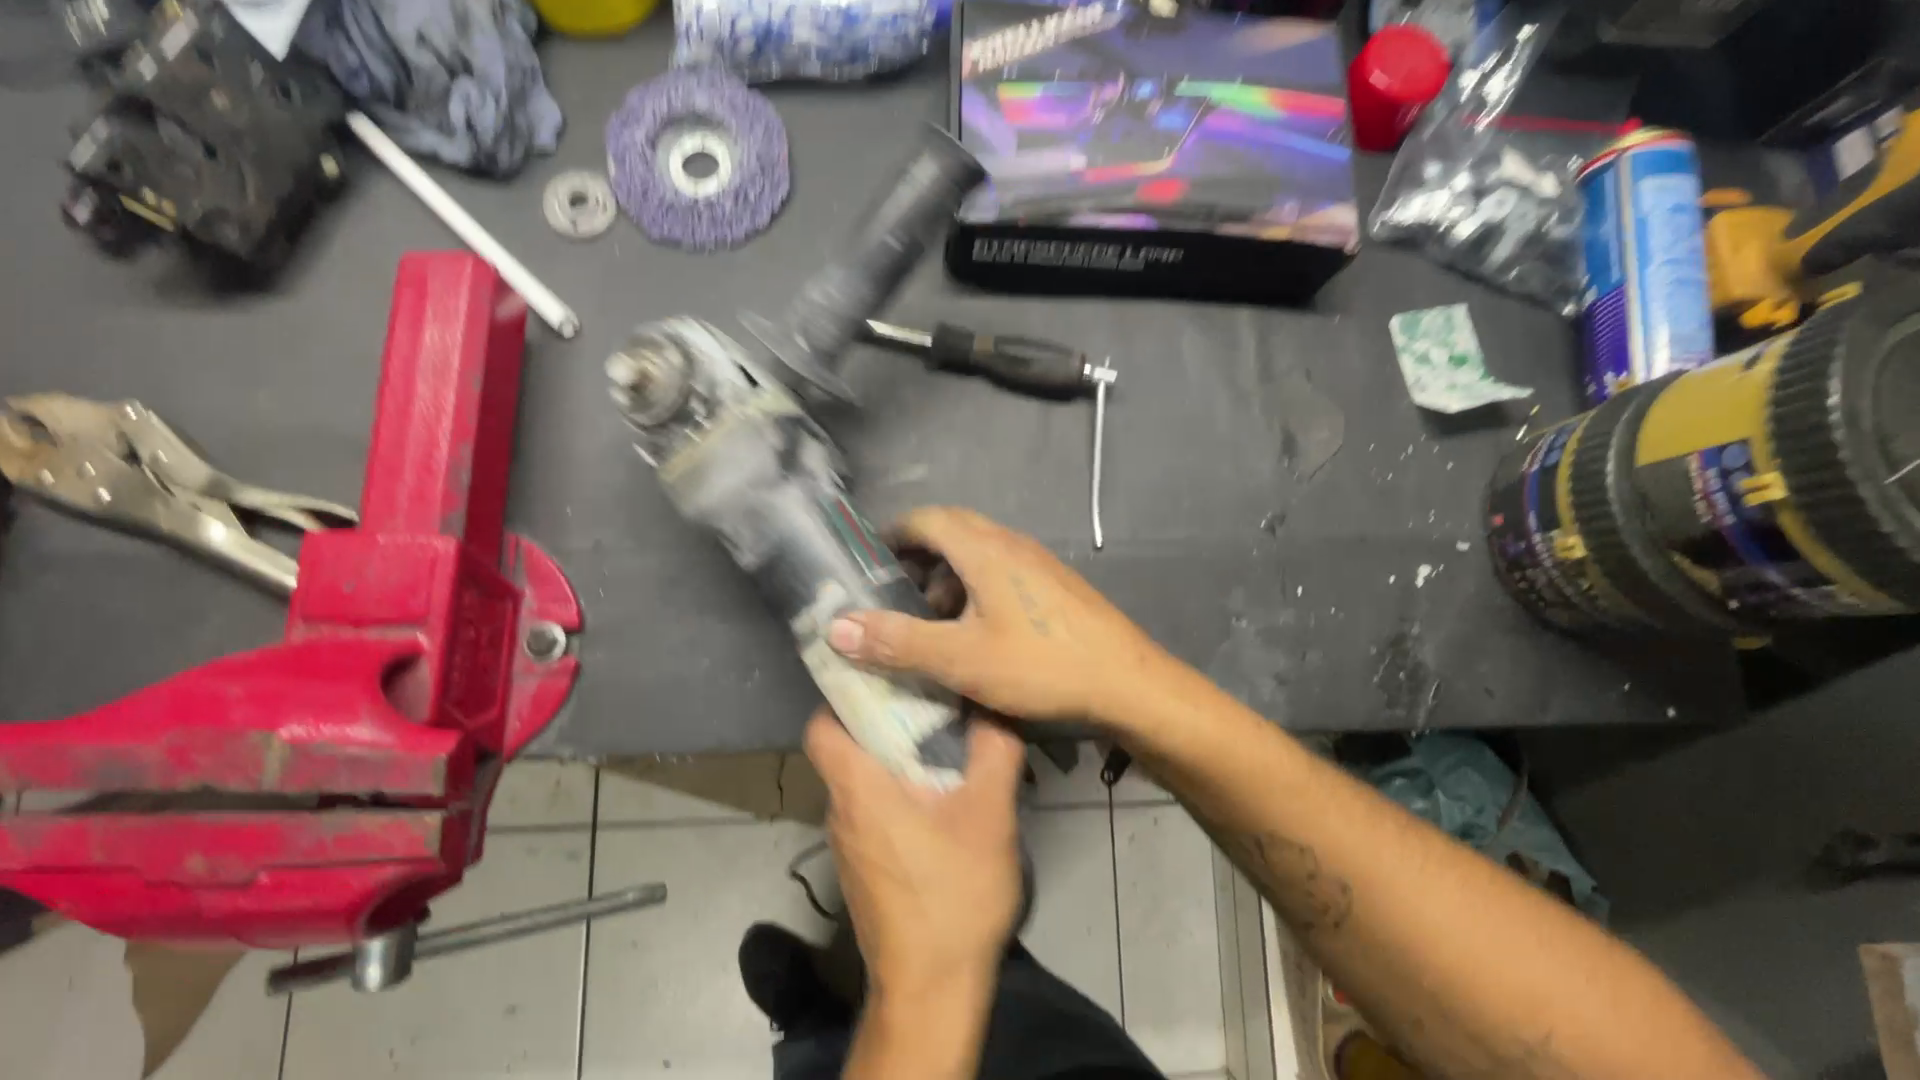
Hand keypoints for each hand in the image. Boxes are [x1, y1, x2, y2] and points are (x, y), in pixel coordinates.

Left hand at [805, 706, 1024, 1005]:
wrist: (932, 986)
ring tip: (945, 753)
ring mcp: (848, 846)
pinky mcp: (863, 872)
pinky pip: (872, 816)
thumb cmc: (954, 893)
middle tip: (933, 708)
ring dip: (895, 764)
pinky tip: (942, 807)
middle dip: (885, 724)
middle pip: (846, 750)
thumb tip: (994, 705)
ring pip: (862, 785)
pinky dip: (897, 799)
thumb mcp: (990, 814)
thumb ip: (994, 752)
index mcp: (858, 788)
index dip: (845, 695)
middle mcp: (840, 812)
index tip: (887, 679)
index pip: (822, 724)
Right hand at [826, 506, 1173, 724]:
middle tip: (894, 595)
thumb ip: (898, 641)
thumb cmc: (1040, 666)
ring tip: (932, 622)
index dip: (892, 534)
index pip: (926, 519)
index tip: (868, 563)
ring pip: (980, 554)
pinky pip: (1003, 572)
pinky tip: (978, 634)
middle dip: (918, 556)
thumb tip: (836, 627)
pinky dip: (977, 589)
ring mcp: (1039, 564)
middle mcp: (1012, 544)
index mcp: (985, 549)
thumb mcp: (960, 659)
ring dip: (948, 576)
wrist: (1128, 684)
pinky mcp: (1055, 587)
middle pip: (953, 531)